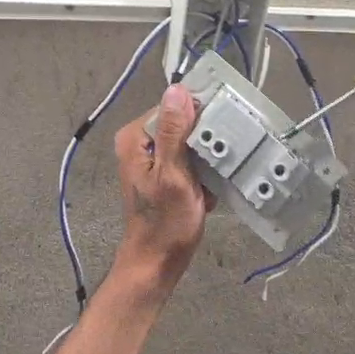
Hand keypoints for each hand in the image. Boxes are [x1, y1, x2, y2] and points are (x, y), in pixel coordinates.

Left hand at [110, 84, 214, 284]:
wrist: (157, 264)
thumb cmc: (166, 222)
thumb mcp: (173, 174)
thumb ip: (174, 132)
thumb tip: (177, 89)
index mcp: (135, 136)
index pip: (172, 106)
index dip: (197, 117)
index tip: (219, 132)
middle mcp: (139, 141)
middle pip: (181, 124)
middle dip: (202, 143)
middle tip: (216, 163)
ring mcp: (150, 158)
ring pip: (188, 143)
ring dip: (204, 162)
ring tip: (210, 182)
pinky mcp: (162, 173)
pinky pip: (188, 160)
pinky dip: (199, 175)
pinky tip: (204, 192)